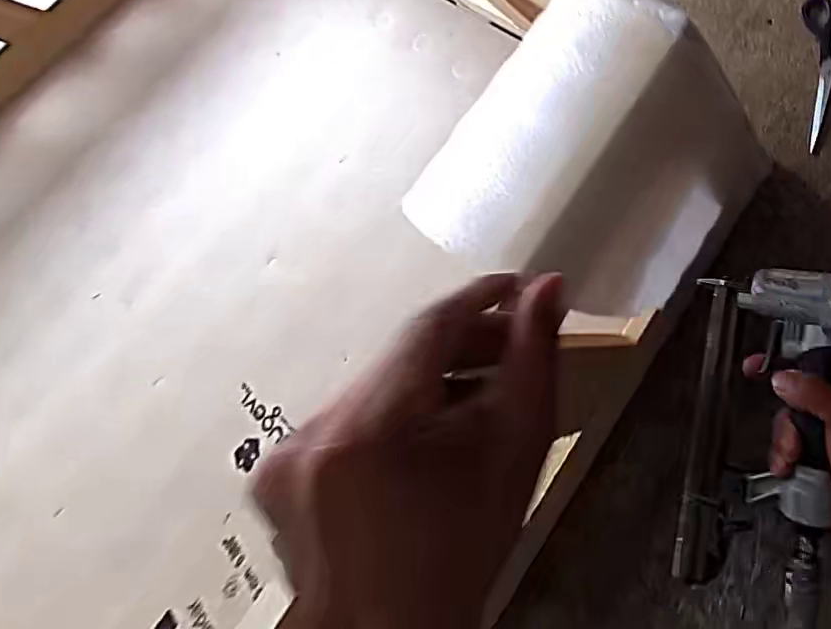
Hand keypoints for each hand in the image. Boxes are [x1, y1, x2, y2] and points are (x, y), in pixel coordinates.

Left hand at [252, 274, 565, 628]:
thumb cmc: (468, 543)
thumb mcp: (521, 440)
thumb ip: (536, 353)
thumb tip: (547, 287)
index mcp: (371, 427)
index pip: (432, 322)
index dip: (483, 295)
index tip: (520, 286)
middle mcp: (316, 432)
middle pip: (407, 349)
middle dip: (468, 340)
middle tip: (516, 345)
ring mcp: (290, 452)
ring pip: (385, 376)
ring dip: (439, 370)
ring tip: (485, 389)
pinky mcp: (283, 468)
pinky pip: (358, 407)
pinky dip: (405, 402)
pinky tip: (442, 423)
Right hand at [742, 354, 830, 557]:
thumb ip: (813, 392)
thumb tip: (781, 378)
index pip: (818, 359)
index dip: (791, 358)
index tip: (759, 364)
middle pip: (794, 395)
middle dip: (786, 416)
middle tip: (792, 437)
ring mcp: (826, 436)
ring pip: (788, 424)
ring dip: (784, 442)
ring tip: (792, 459)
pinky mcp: (815, 462)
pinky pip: (787, 451)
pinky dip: (783, 459)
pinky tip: (788, 470)